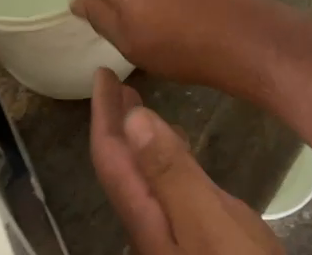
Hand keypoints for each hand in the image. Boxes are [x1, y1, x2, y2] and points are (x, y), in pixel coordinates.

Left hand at [90, 68, 282, 254]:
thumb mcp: (210, 224)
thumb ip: (172, 174)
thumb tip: (134, 119)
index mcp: (148, 222)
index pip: (112, 160)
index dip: (103, 115)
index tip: (101, 74)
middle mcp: (152, 230)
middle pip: (122, 169)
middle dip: (115, 124)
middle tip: (116, 83)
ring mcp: (173, 238)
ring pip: (142, 179)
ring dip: (136, 139)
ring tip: (139, 107)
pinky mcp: (195, 242)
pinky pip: (165, 189)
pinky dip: (163, 159)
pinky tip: (178, 153)